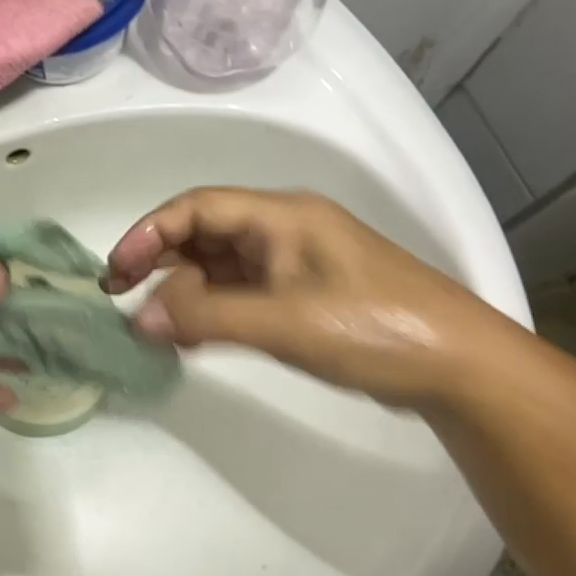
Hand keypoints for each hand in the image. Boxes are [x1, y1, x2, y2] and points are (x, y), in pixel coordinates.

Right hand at [105, 188, 526, 407]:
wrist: (459, 368)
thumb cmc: (373, 330)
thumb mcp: (283, 323)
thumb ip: (205, 318)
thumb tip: (137, 320)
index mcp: (282, 216)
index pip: (196, 208)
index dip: (148, 234)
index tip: (115, 273)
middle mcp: (284, 229)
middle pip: (203, 232)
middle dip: (157, 261)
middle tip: (120, 298)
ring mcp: (295, 263)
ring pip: (219, 265)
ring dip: (181, 290)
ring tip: (150, 324)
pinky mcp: (302, 294)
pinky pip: (239, 291)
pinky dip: (208, 309)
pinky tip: (190, 336)